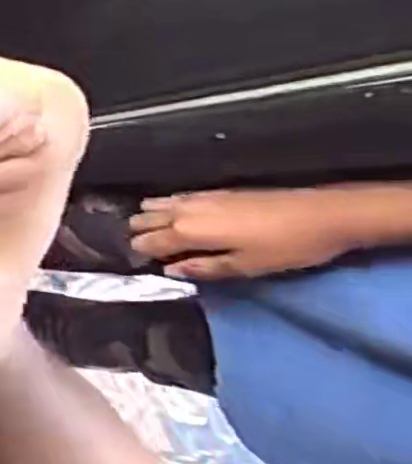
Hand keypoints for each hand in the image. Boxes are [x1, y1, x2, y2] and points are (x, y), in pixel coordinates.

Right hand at [129, 189, 352, 279]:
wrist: (324, 213)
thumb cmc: (287, 245)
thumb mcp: (249, 266)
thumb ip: (204, 268)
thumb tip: (170, 271)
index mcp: (185, 233)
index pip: (144, 243)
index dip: (143, 255)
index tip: (152, 265)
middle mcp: (179, 212)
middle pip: (139, 221)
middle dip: (140, 235)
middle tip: (158, 250)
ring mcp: (193, 199)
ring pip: (149, 206)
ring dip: (150, 219)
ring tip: (166, 232)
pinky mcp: (208, 192)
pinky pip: (170, 198)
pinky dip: (165, 208)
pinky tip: (183, 217)